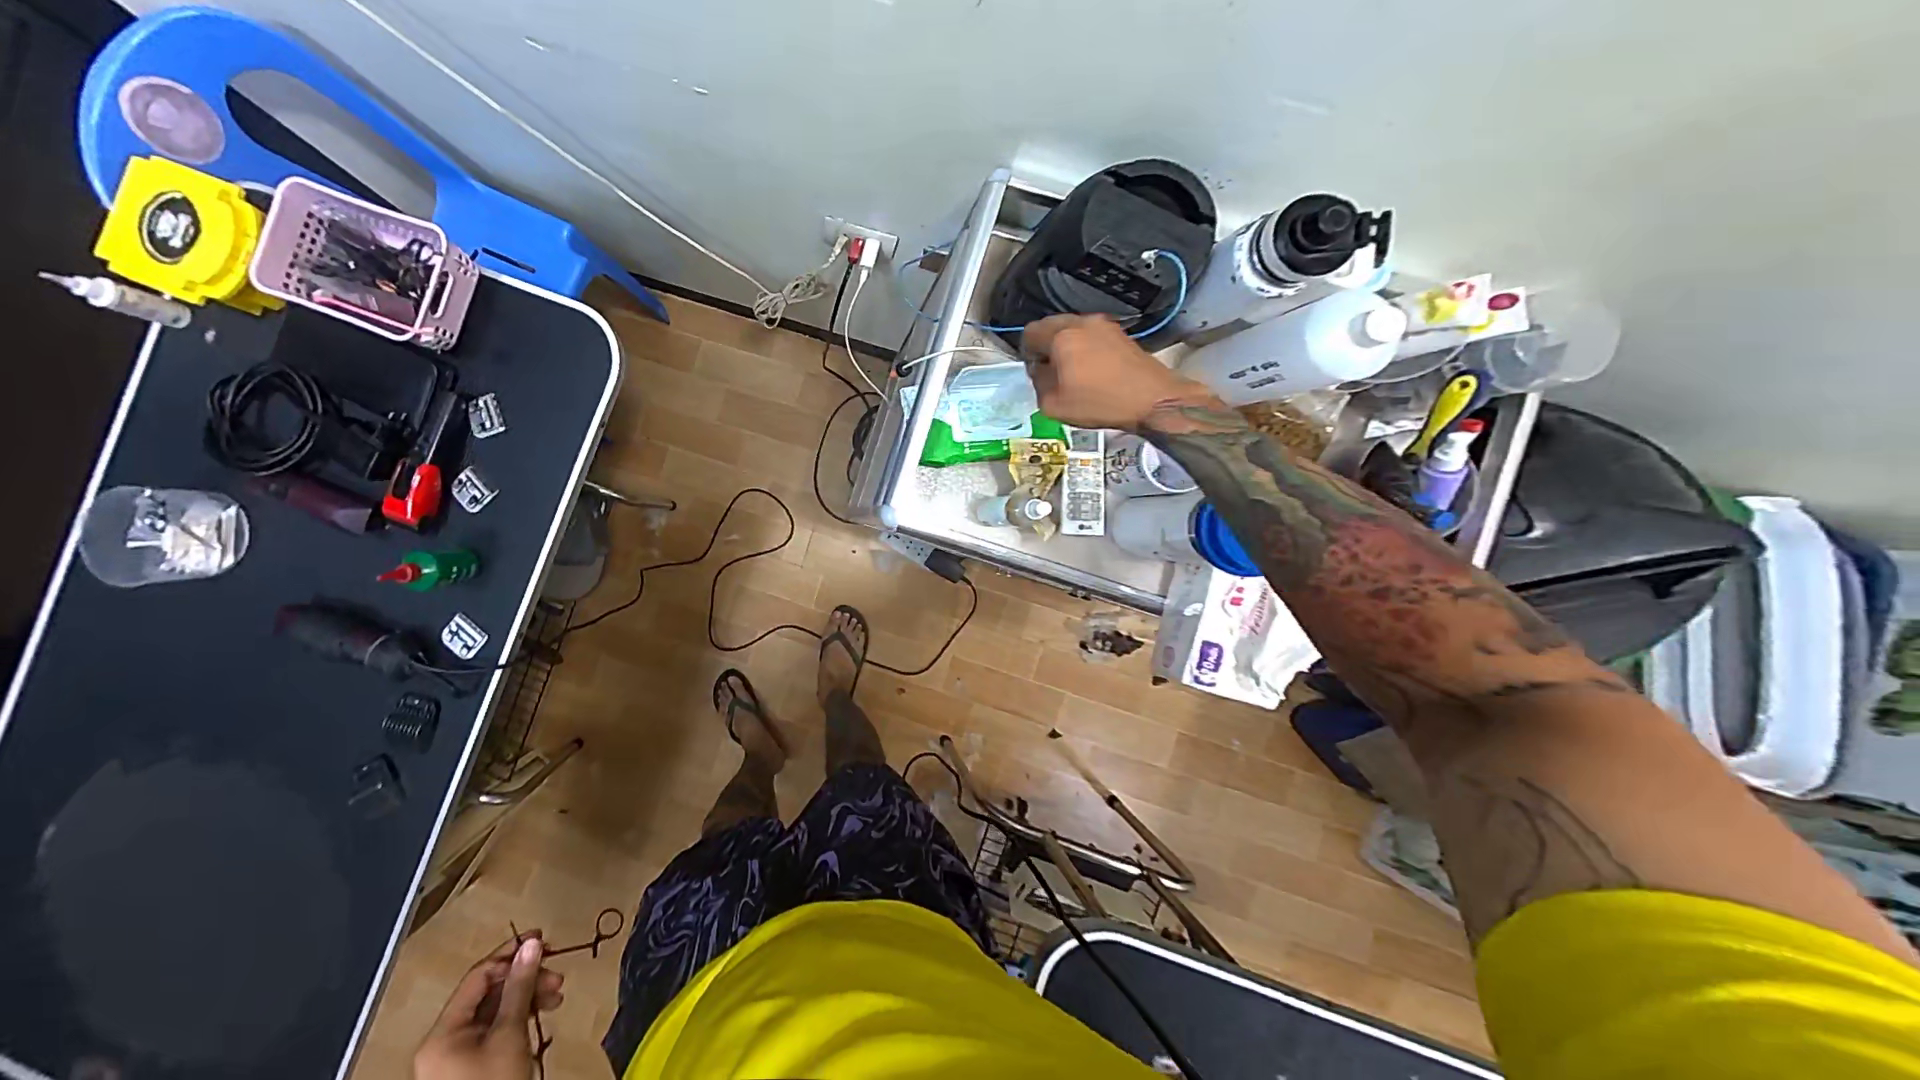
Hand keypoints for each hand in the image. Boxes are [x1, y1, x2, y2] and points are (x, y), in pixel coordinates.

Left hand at [414, 934, 564, 1079]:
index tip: (543, 939)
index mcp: (443, 1032)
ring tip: (557, 996)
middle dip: (525, 979)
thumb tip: (532, 944)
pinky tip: (543, 1012)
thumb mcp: (510, 1033)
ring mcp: (456, 1055)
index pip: (478, 977)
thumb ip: (520, 986)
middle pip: (488, 993)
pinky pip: (496, 1028)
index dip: (510, 954)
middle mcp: (444, 1040)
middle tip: (557, 976)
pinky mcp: (472, 1065)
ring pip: (495, 1010)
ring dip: (527, 997)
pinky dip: (520, 1016)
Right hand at [1020, 314, 1220, 429]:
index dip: (1026, 353)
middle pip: (1051, 326)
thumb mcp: (1054, 405)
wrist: (1154, 399)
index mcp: (1061, 336)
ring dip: (1067, 346)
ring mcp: (1104, 325)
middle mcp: (1082, 323)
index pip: (1030, 332)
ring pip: (1073, 329)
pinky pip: (1092, 335)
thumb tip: (1040, 371)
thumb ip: (1038, 383)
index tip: (1035, 371)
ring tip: (1074, 373)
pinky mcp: (1121, 334)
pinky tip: (1094, 371)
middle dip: (1046, 346)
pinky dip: (1086, 348)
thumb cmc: (1101, 403)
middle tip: (1052, 372)